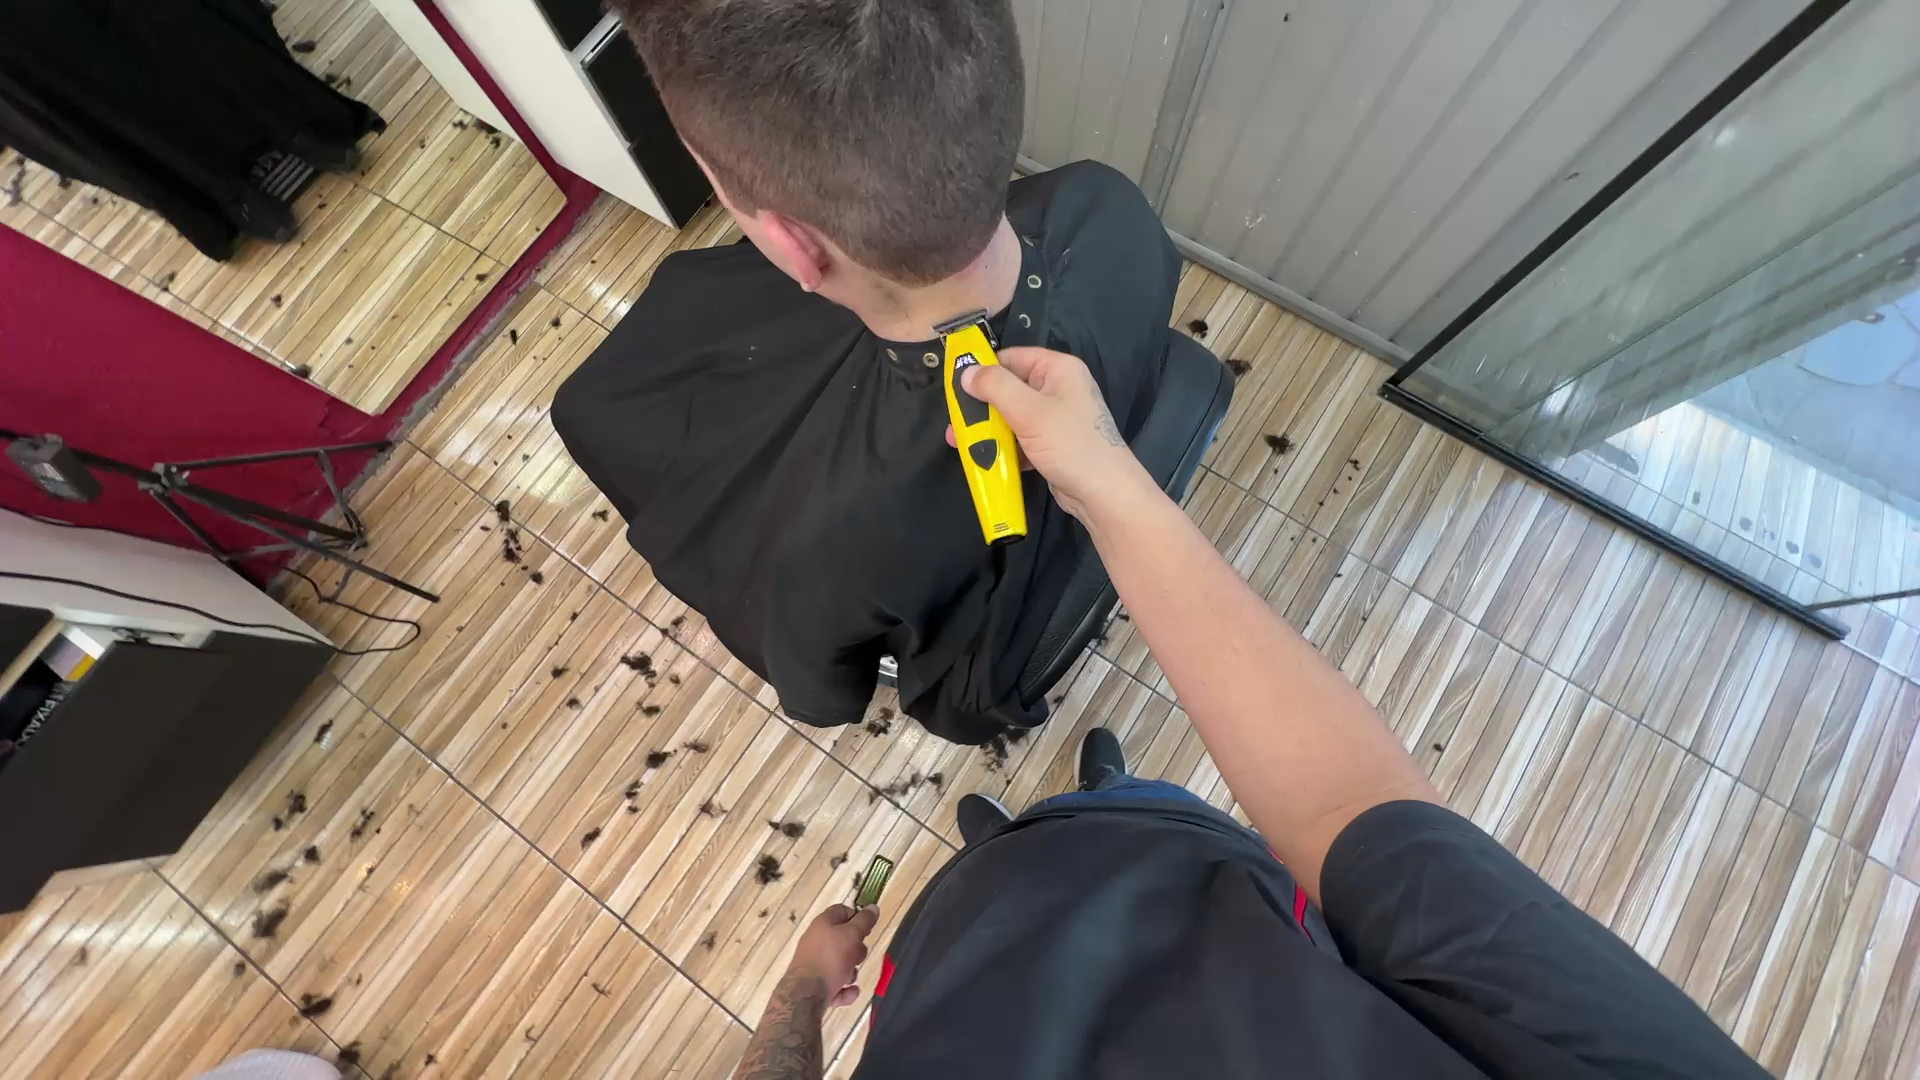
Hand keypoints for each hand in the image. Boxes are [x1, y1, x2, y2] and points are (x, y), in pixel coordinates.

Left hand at [787, 904, 877, 1006]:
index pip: (842, 911)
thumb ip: (864, 921)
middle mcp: (816, 941)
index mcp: (823, 923)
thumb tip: (873, 908)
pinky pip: (834, 984)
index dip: (857, 918)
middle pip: (842, 940)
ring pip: (839, 964)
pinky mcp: (813, 986)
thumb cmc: (831, 959)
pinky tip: (851, 992)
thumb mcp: (852, 935)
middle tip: (859, 956)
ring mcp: (813, 964)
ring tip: (850, 978)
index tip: (868, 929)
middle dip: (856, 950)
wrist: (805, 996)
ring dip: (850, 972)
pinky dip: (843, 989)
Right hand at [956, 347, 1152, 520]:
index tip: (957, 387)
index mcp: (1058, 370)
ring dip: (988, 429)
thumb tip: (966, 372)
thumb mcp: (1029, 411)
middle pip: (1009, 389)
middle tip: (955, 422)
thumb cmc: (1070, 444)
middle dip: (981, 407)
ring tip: (961, 442)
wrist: (1103, 493)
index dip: (984, 370)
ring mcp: (1055, 419)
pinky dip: (1003, 447)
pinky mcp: (1052, 445)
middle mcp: (1058, 389)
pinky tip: (984, 458)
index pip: (1012, 358)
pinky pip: (1020, 439)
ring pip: (1011, 417)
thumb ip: (996, 387)